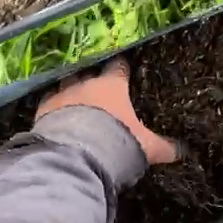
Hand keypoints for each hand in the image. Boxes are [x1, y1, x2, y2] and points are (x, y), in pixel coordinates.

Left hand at [36, 57, 177, 164]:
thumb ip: (162, 147)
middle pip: (85, 71)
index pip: (118, 68)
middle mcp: (84, 85)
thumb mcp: (145, 147)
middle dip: (88, 76)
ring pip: (62, 85)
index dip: (121, 67)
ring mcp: (60, 96)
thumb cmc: (118, 144)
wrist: (77, 156)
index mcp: (111, 86)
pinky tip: (51, 120)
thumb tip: (180, 152)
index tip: (122, 66)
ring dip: (67, 92)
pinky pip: (46, 106)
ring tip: (70, 101)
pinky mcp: (41, 113)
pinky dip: (50, 112)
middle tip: (92, 83)